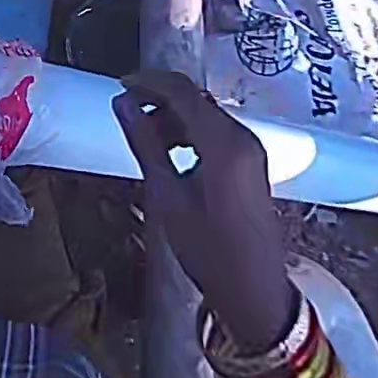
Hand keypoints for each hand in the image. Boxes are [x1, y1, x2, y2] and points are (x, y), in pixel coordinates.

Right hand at [112, 71, 294, 350]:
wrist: (256, 295)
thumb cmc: (208, 251)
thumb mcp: (168, 197)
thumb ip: (145, 143)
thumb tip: (122, 103)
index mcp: (224, 143)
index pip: (182, 92)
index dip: (149, 82)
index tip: (121, 84)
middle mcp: (242, 136)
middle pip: (195, 98)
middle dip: (159, 98)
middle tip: (128, 111)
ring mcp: (250, 147)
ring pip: (204, 112)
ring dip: (173, 115)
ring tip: (144, 136)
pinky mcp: (251, 159)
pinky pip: (215, 129)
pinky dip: (190, 130)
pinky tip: (169, 150)